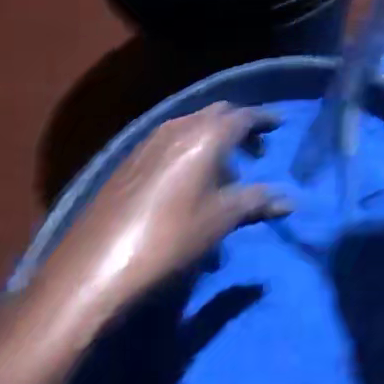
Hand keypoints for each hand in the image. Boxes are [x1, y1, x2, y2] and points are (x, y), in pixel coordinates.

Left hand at [16, 103, 288, 343]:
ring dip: (212, 142)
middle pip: (215, 115)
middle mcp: (177, 129)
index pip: (243, 116)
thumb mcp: (220, 220)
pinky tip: (188, 187)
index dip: (263, 119)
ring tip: (224, 176)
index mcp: (204, 135)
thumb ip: (256, 202)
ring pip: (190, 129)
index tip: (279, 124)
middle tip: (255, 150)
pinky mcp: (128, 162)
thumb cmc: (169, 238)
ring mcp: (148, 143)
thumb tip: (289, 199)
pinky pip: (169, 144)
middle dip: (238, 127)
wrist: (94, 268)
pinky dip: (188, 153)